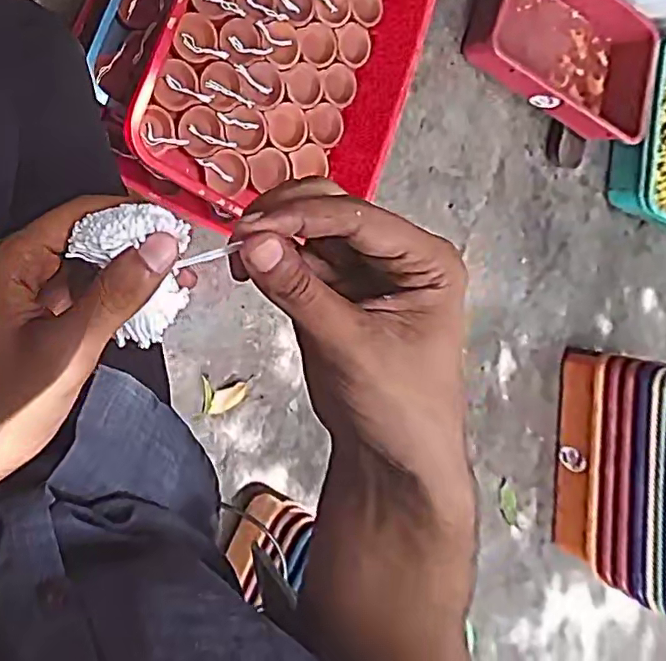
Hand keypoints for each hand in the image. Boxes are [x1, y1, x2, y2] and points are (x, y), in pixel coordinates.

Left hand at [0, 196, 181, 490]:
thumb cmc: (6, 407)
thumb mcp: (71, 348)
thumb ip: (117, 293)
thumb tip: (158, 247)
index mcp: (11, 260)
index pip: (77, 213)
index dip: (126, 213)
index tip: (168, 225)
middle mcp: (14, 263)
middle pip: (82, 233)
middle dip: (131, 243)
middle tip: (177, 255)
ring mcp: (24, 286)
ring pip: (85, 260)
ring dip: (126, 268)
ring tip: (171, 279)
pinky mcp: (35, 307)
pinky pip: (79, 285)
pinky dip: (111, 291)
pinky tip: (144, 301)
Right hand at [231, 180, 471, 521]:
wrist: (391, 458)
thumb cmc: (402, 410)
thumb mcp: (351, 347)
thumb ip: (300, 291)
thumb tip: (257, 244)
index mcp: (425, 261)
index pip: (356, 218)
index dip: (301, 216)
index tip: (255, 228)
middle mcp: (393, 255)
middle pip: (329, 207)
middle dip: (283, 216)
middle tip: (243, 236)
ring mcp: (359, 267)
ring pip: (304, 224)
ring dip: (269, 233)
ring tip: (241, 254)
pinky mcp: (329, 282)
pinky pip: (291, 253)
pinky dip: (266, 255)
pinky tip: (249, 267)